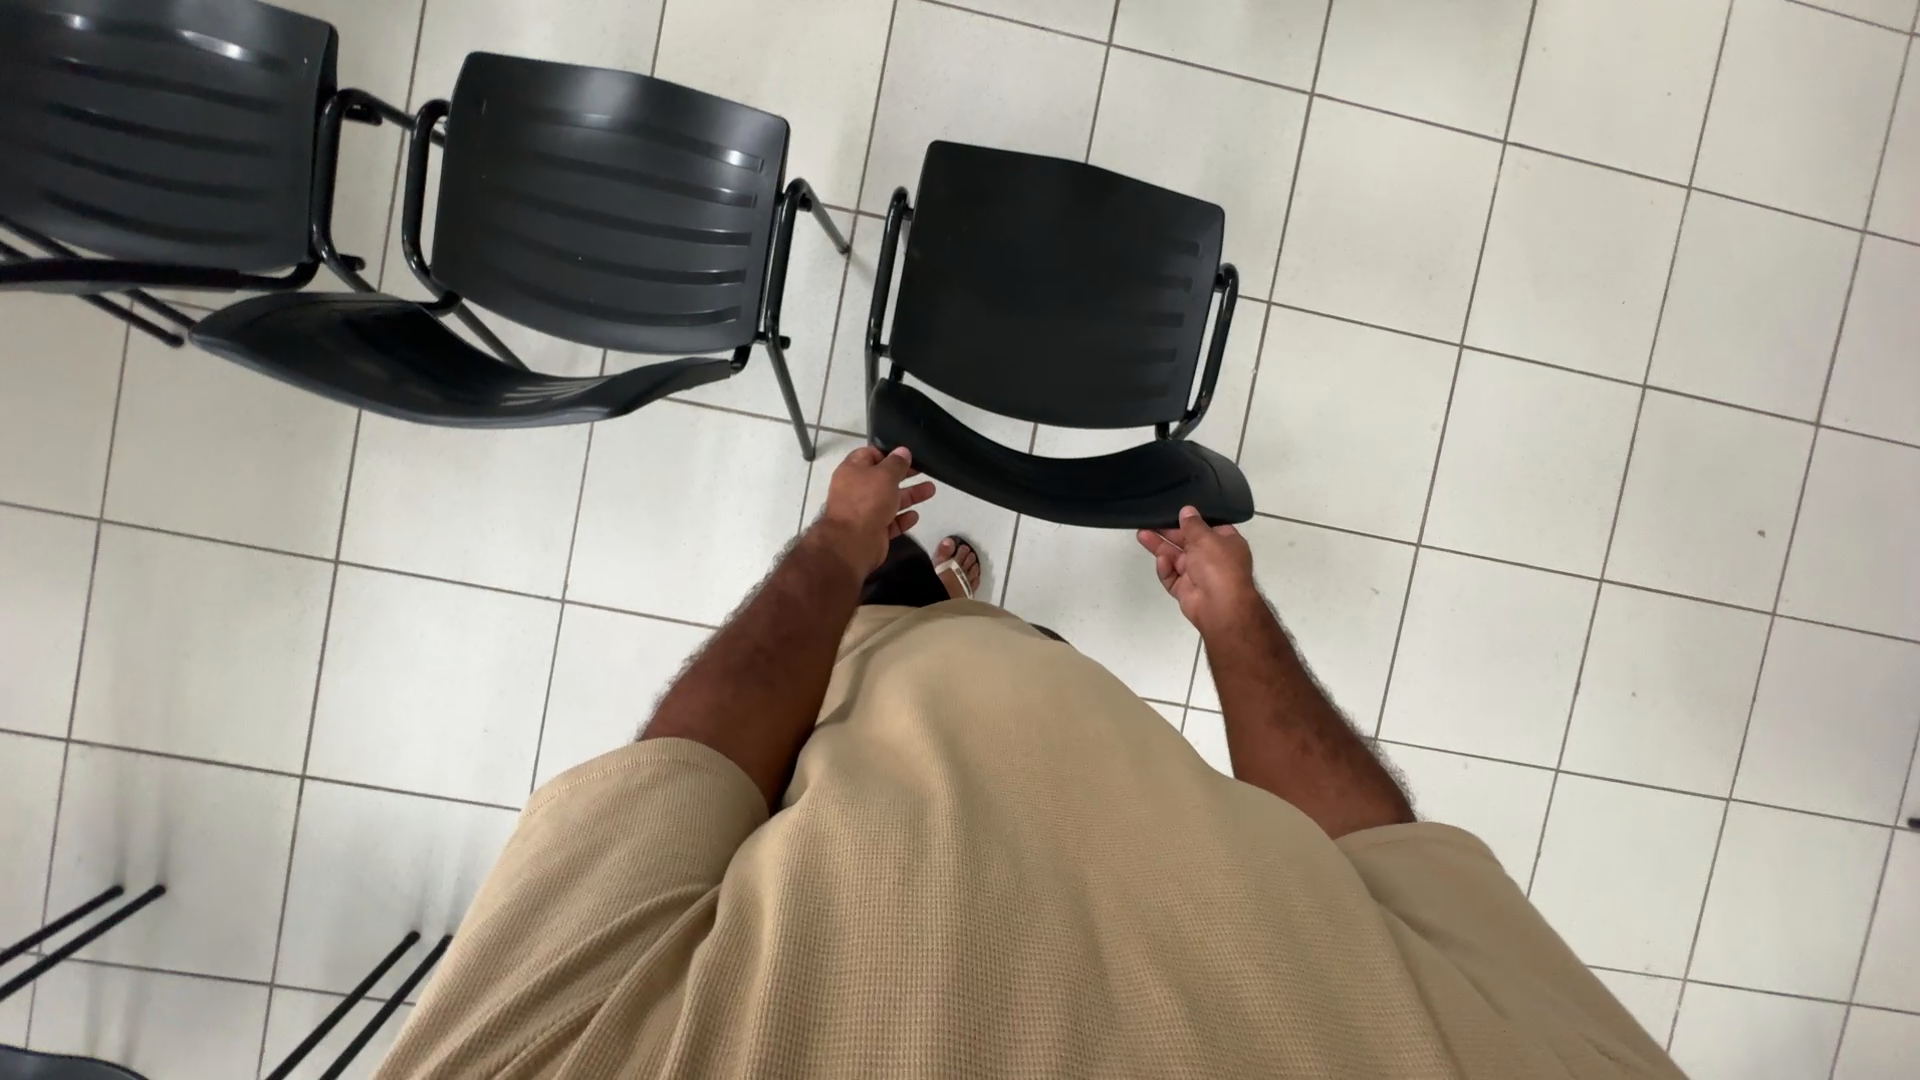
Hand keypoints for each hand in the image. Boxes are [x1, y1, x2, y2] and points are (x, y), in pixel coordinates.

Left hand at [816, 445, 935, 576]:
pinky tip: (916, 516)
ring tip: (931, 490)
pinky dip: (902, 518)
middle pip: (883, 478)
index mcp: (853, 471)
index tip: (907, 453)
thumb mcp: (885, 475)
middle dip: (904, 474)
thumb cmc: (867, 501)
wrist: (853, 542)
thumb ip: (896, 463)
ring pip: (890, 500)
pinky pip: (891, 522)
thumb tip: (903, 451)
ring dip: (909, 495)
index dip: (888, 453)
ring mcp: (864, 511)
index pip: (870, 454)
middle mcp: (856, 490)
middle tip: (924, 469)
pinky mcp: (873, 530)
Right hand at [1137, 506, 1261, 636]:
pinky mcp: (1184, 589)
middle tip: (1149, 521)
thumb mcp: (1207, 538)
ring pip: (1174, 557)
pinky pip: (1171, 576)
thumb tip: (1187, 510)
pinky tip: (1161, 561)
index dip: (1191, 520)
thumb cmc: (1219, 566)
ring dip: (1160, 546)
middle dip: (1168, 532)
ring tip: (1142, 534)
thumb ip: (1193, 524)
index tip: (1174, 510)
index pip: (1207, 527)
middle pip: (1186, 541)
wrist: (1220, 606)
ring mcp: (1197, 574)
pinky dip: (1166, 569)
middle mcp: (1212, 558)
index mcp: (1225, 543)